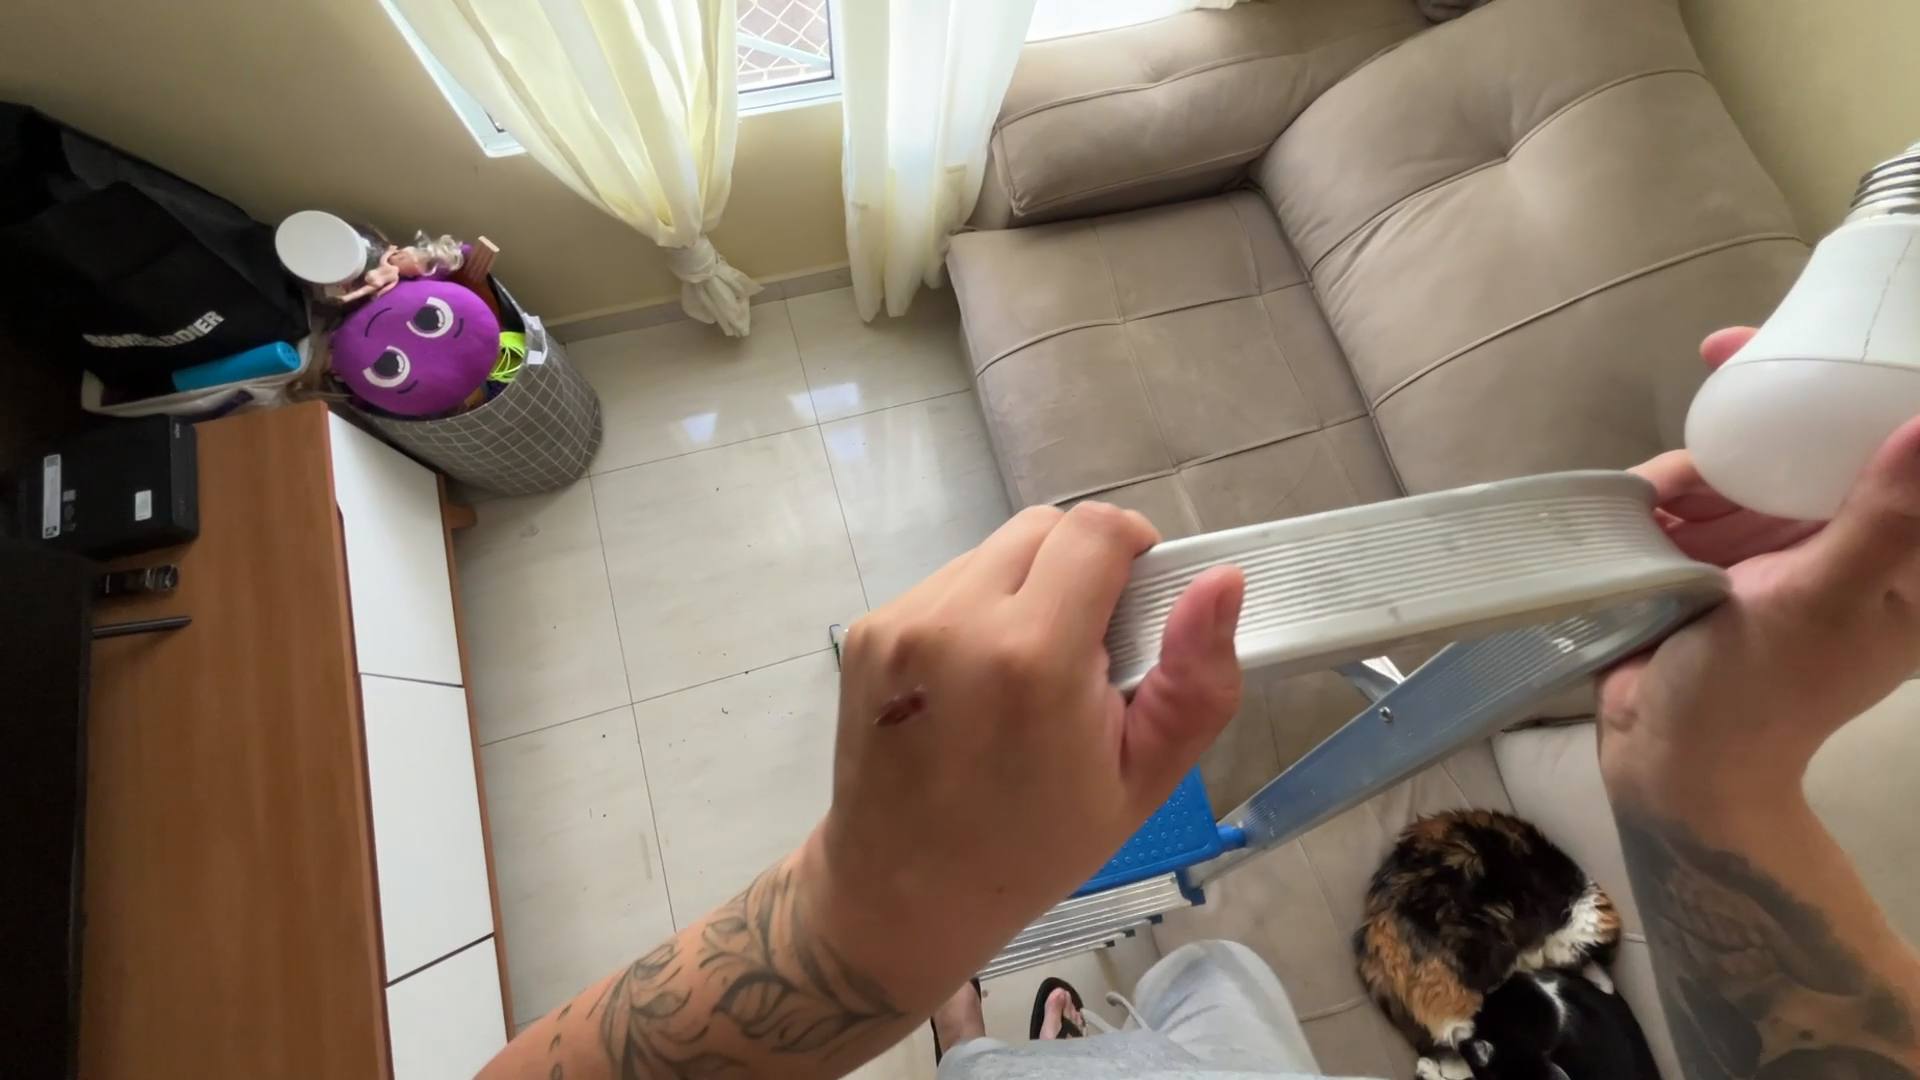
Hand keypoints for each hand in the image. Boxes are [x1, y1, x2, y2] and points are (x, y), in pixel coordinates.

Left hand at [801, 504, 1244, 1011]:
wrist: (901, 890)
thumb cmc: (1034, 846)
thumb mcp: (1141, 781)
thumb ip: (1195, 680)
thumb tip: (1221, 580)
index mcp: (1031, 655)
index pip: (1095, 529)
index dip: (1131, 547)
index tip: (1136, 597)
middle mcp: (954, 620)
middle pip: (1043, 527)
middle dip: (1080, 566)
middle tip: (1086, 642)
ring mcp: (900, 620)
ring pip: (992, 552)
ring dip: (1026, 587)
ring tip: (1025, 666)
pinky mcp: (868, 628)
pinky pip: (947, 582)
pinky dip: (977, 608)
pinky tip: (974, 676)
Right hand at [1598, 328, 1919, 799]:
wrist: (1665, 746)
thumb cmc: (1757, 691)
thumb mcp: (1822, 607)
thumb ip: (1882, 521)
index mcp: (1901, 553)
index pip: (1898, 449)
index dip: (1876, 386)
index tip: (1823, 341)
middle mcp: (1837, 538)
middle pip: (1811, 445)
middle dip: (1768, 403)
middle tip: (1720, 354)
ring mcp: (1762, 548)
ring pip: (1735, 469)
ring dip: (1693, 464)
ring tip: (1652, 494)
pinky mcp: (1697, 558)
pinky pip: (1679, 502)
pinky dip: (1655, 495)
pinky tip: (1634, 509)